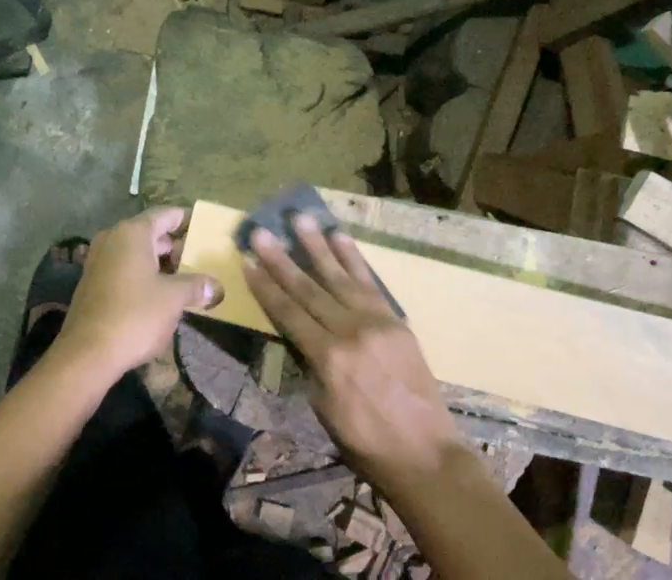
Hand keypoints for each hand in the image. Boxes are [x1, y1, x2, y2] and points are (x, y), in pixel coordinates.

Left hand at [51, 207, 219, 380]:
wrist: (87, 353)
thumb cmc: (135, 315)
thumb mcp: (173, 299)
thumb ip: (196, 286)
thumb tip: (215, 287)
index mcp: (132, 233)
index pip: (165, 215)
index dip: (186, 219)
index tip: (204, 226)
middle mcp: (113, 239)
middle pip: (150, 233)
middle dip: (174, 245)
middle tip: (198, 257)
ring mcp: (99, 260)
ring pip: (136, 252)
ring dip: (159, 262)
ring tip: (184, 277)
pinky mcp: (93, 282)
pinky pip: (124, 267)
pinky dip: (142, 273)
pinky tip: (159, 293)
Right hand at [242, 215, 465, 490]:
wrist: (424, 452)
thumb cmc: (365, 441)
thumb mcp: (323, 407)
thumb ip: (311, 365)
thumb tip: (301, 334)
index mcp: (327, 357)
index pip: (288, 312)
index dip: (265, 286)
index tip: (247, 260)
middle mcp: (350, 331)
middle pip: (309, 288)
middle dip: (281, 259)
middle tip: (262, 230)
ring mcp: (376, 322)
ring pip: (339, 276)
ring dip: (317, 246)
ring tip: (300, 218)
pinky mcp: (396, 320)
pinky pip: (370, 283)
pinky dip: (354, 259)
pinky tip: (340, 238)